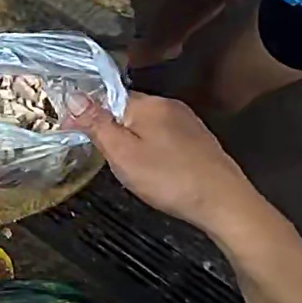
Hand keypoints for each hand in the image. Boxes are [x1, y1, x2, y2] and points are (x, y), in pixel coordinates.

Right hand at [68, 92, 276, 242]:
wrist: (228, 206)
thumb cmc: (169, 179)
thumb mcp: (121, 152)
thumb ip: (95, 123)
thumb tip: (73, 96)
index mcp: (148, 103)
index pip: (105, 97)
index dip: (87, 115)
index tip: (74, 134)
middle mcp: (170, 105)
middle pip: (125, 110)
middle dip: (110, 128)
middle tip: (106, 157)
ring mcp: (189, 123)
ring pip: (145, 124)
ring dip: (131, 140)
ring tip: (130, 166)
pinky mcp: (200, 141)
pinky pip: (163, 136)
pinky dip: (152, 148)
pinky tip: (155, 169)